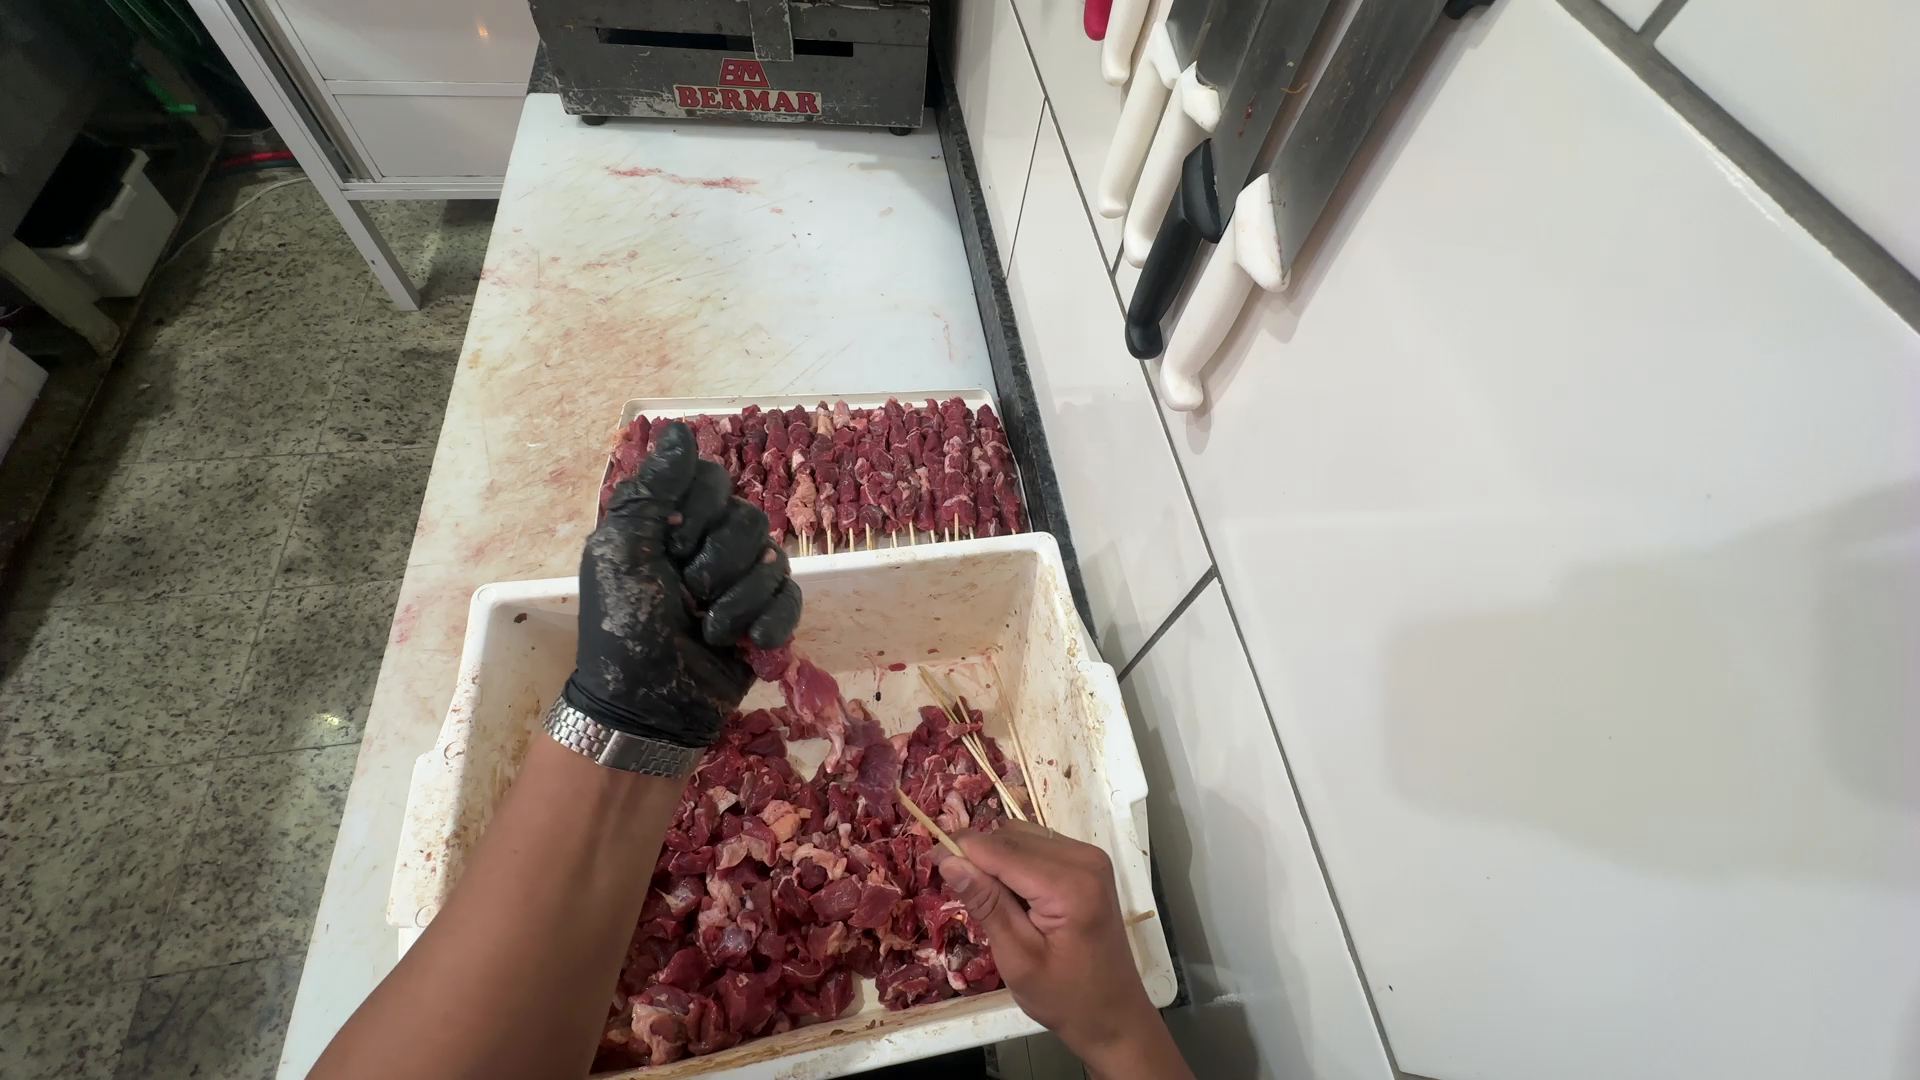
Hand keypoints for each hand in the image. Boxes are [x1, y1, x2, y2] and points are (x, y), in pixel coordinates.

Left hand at [563, 421, 801, 747]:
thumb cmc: (623, 627)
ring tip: (710, 629)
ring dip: (739, 601)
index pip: (713, 479)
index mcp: (675, 521)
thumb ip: (651, 490)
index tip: (671, 544)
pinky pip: (792, 597)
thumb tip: (677, 427)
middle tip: (689, 594)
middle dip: (719, 563)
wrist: (648, 706)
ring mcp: (746, 580)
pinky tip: (750, 643)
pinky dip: (771, 622)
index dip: (699, 510)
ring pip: (774, 559)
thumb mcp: (622, 552)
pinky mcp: (770, 615)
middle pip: (750, 518)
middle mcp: (715, 543)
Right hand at [936, 822, 1188, 1076]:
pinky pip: (1038, 844)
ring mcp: (1089, 856)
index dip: (962, 850)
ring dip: (998, 858)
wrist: (1115, 1016)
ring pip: (1022, 835)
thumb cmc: (1066, 998)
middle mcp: (1084, 857)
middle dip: (980, 857)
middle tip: (959, 890)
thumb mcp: (1017, 959)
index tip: (931, 859)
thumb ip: (986, 904)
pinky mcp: (1087, 861)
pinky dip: (1017, 861)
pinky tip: (1015, 895)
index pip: (1002, 850)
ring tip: (991, 900)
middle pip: (1011, 836)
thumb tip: (949, 860)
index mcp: (1070, 885)